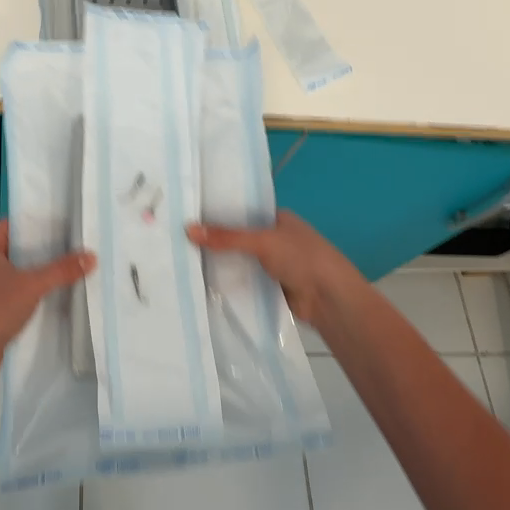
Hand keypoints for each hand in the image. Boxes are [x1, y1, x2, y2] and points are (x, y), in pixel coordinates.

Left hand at [0, 220, 94, 383]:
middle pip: (18, 249)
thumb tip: (92, 256)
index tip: (65, 221)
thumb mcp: (32, 285)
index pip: (13, 224)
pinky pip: (16, 294)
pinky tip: (57, 295)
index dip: (38, 221)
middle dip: (45, 249)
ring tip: (72, 267)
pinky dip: (33, 293)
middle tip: (76, 244)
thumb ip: (62, 270)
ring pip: (18, 273)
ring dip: (40, 273)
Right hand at [188, 211, 367, 331]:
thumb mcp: (263, 241)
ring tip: (183, 259)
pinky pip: (245, 281)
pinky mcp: (271, 287)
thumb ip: (226, 237)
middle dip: (216, 241)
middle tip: (179, 238)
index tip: (190, 214)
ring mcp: (274, 264)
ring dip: (222, 263)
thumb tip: (187, 229)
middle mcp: (276, 239)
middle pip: (240, 238)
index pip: (244, 211)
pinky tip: (203, 282)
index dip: (220, 213)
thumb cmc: (301, 257)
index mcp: (279, 219)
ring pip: (241, 261)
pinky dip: (230, 282)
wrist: (329, 298)